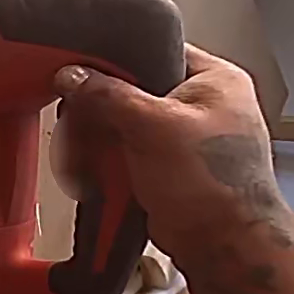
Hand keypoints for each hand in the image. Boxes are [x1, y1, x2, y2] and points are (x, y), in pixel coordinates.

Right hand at [54, 45, 287, 267]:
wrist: (221, 243)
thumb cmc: (211, 184)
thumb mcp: (152, 127)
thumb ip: (108, 95)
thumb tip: (72, 75)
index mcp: (212, 80)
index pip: (151, 50)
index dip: (112, 61)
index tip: (79, 74)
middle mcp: (196, 102)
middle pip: (125, 90)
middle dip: (96, 113)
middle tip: (78, 127)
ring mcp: (176, 134)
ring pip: (116, 122)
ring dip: (93, 141)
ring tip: (83, 159)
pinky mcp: (159, 161)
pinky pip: (118, 149)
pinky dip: (101, 160)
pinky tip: (90, 172)